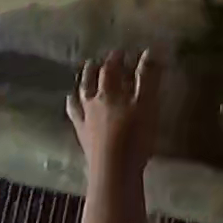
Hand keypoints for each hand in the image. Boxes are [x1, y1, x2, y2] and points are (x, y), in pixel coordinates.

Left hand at [68, 50, 161, 185]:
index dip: (115, 58)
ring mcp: (85, 120)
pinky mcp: (82, 137)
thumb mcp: (147, 104)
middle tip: (96, 60)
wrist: (113, 172)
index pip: (110, 69)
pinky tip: (72, 105)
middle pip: (91, 80)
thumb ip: (148, 77)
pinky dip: (72, 106)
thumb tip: (149, 50)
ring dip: (81, 84)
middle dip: (95, 68)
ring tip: (82, 78)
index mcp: (109, 92)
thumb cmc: (134, 137)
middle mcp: (93, 102)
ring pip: (79, 95)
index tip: (121, 51)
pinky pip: (74, 117)